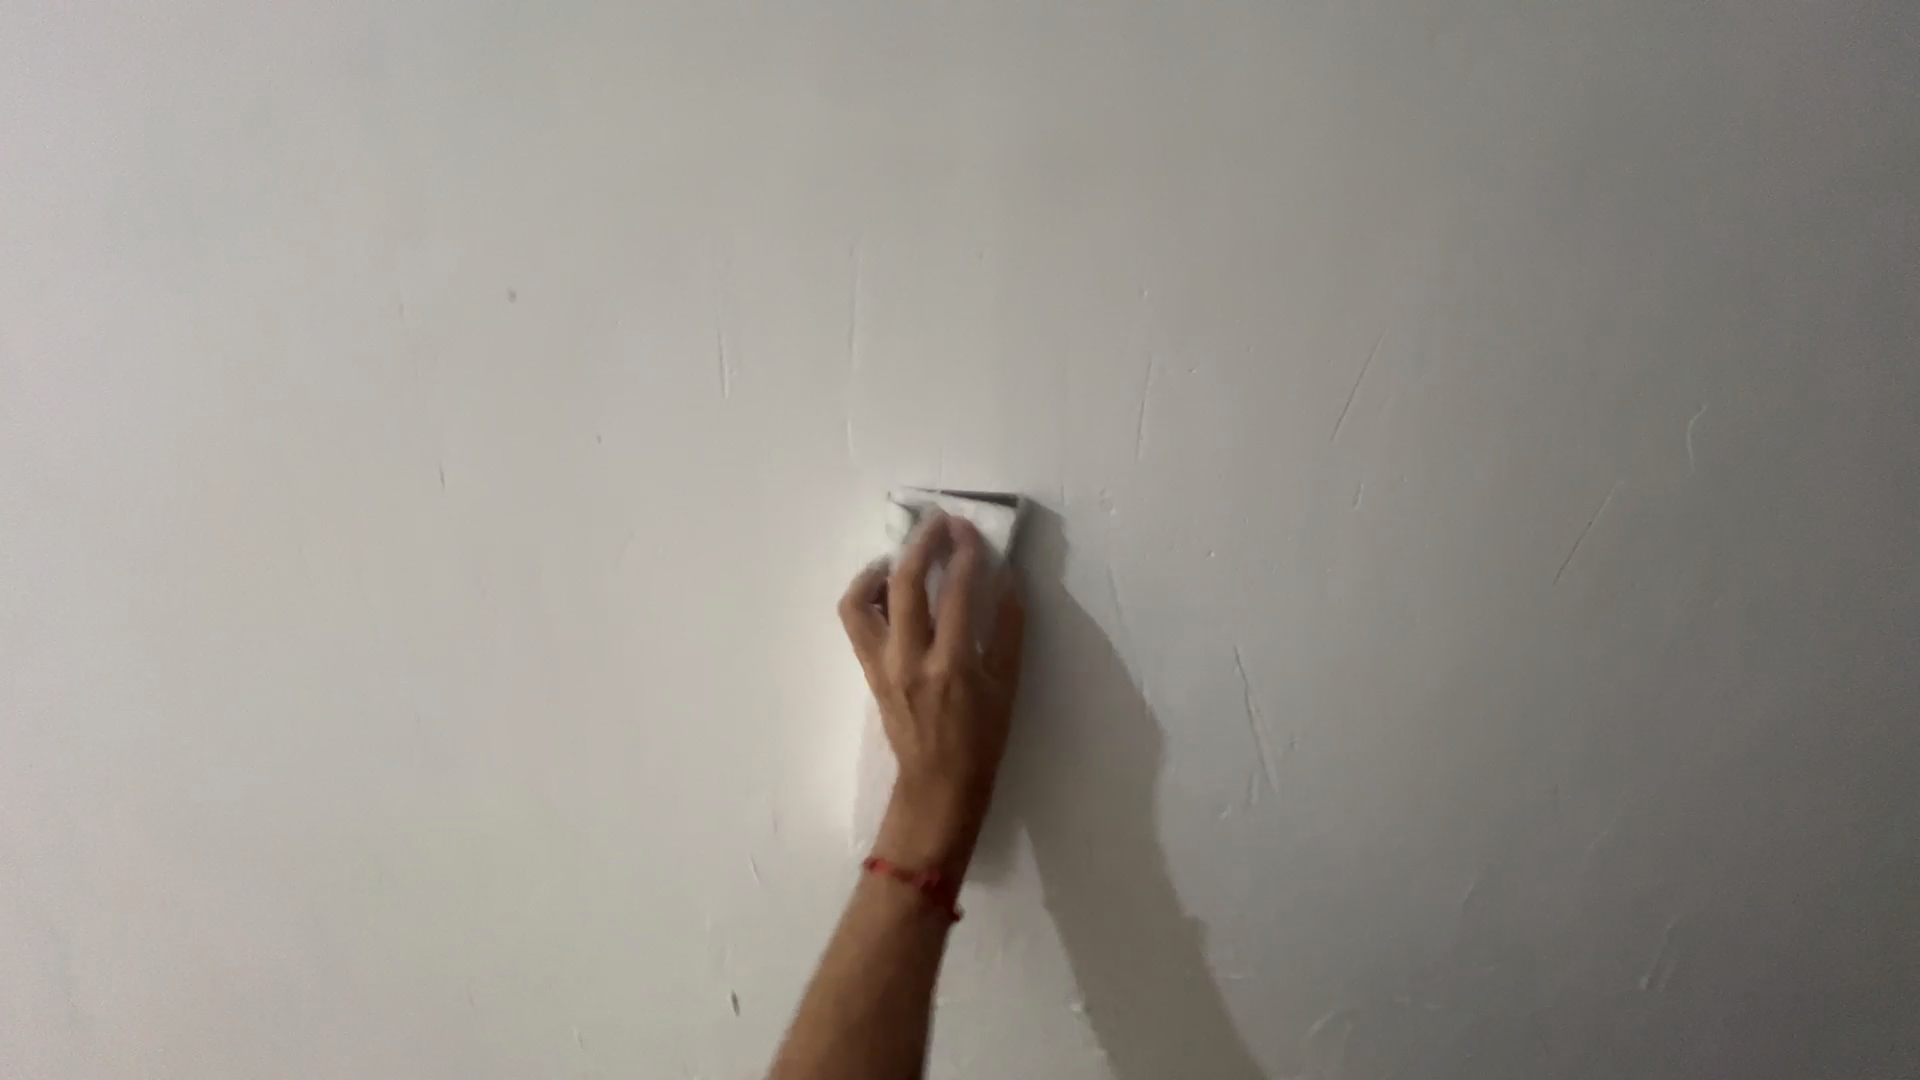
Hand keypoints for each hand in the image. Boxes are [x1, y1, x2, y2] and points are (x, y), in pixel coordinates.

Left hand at [839, 513, 1026, 877]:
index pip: (956, 591)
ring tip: (904, 551)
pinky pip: (855, 619)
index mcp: (953, 664)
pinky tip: (886, 584)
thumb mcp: (1008, 686)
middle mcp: (910, 659)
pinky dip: (866, 591)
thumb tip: (1006, 580)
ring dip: (884, 564)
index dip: (964, 552)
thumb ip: (1007, 630)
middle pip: (905, 583)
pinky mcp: (868, 669)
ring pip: (864, 598)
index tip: (969, 529)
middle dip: (923, 542)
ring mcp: (882, 664)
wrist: (938, 784)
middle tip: (939, 521)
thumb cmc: (982, 738)